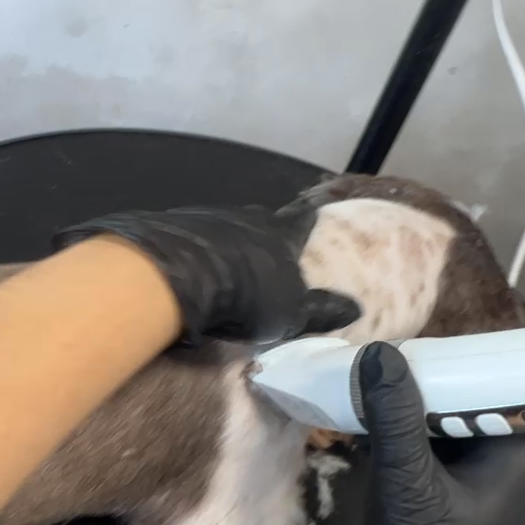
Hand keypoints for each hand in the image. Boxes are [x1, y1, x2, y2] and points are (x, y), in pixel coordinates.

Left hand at [56, 205, 358, 343]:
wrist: (177, 276)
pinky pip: (186, 236)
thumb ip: (321, 311)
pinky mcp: (168, 227)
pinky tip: (186, 262)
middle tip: (263, 237)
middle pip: (258, 219)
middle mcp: (244, 218)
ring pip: (220, 225)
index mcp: (279, 236)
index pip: (300, 222)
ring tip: (222, 256)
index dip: (307, 219)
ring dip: (223, 238)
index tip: (313, 210)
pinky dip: (191, 248)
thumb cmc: (245, 296)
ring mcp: (203, 219)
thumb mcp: (290, 314)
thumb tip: (356, 308)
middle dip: (262, 227)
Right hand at [356, 342, 524, 524]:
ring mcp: (483, 449)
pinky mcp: (452, 459)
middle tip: (409, 324)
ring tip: (390, 345)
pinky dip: (412, 400)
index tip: (461, 301)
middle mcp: (516, 440)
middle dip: (452, 351)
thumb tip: (379, 351)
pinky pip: (437, 414)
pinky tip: (379, 383)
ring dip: (427, 374)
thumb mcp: (408, 484)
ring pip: (461, 392)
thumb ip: (395, 418)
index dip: (504, 334)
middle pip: (492, 374)